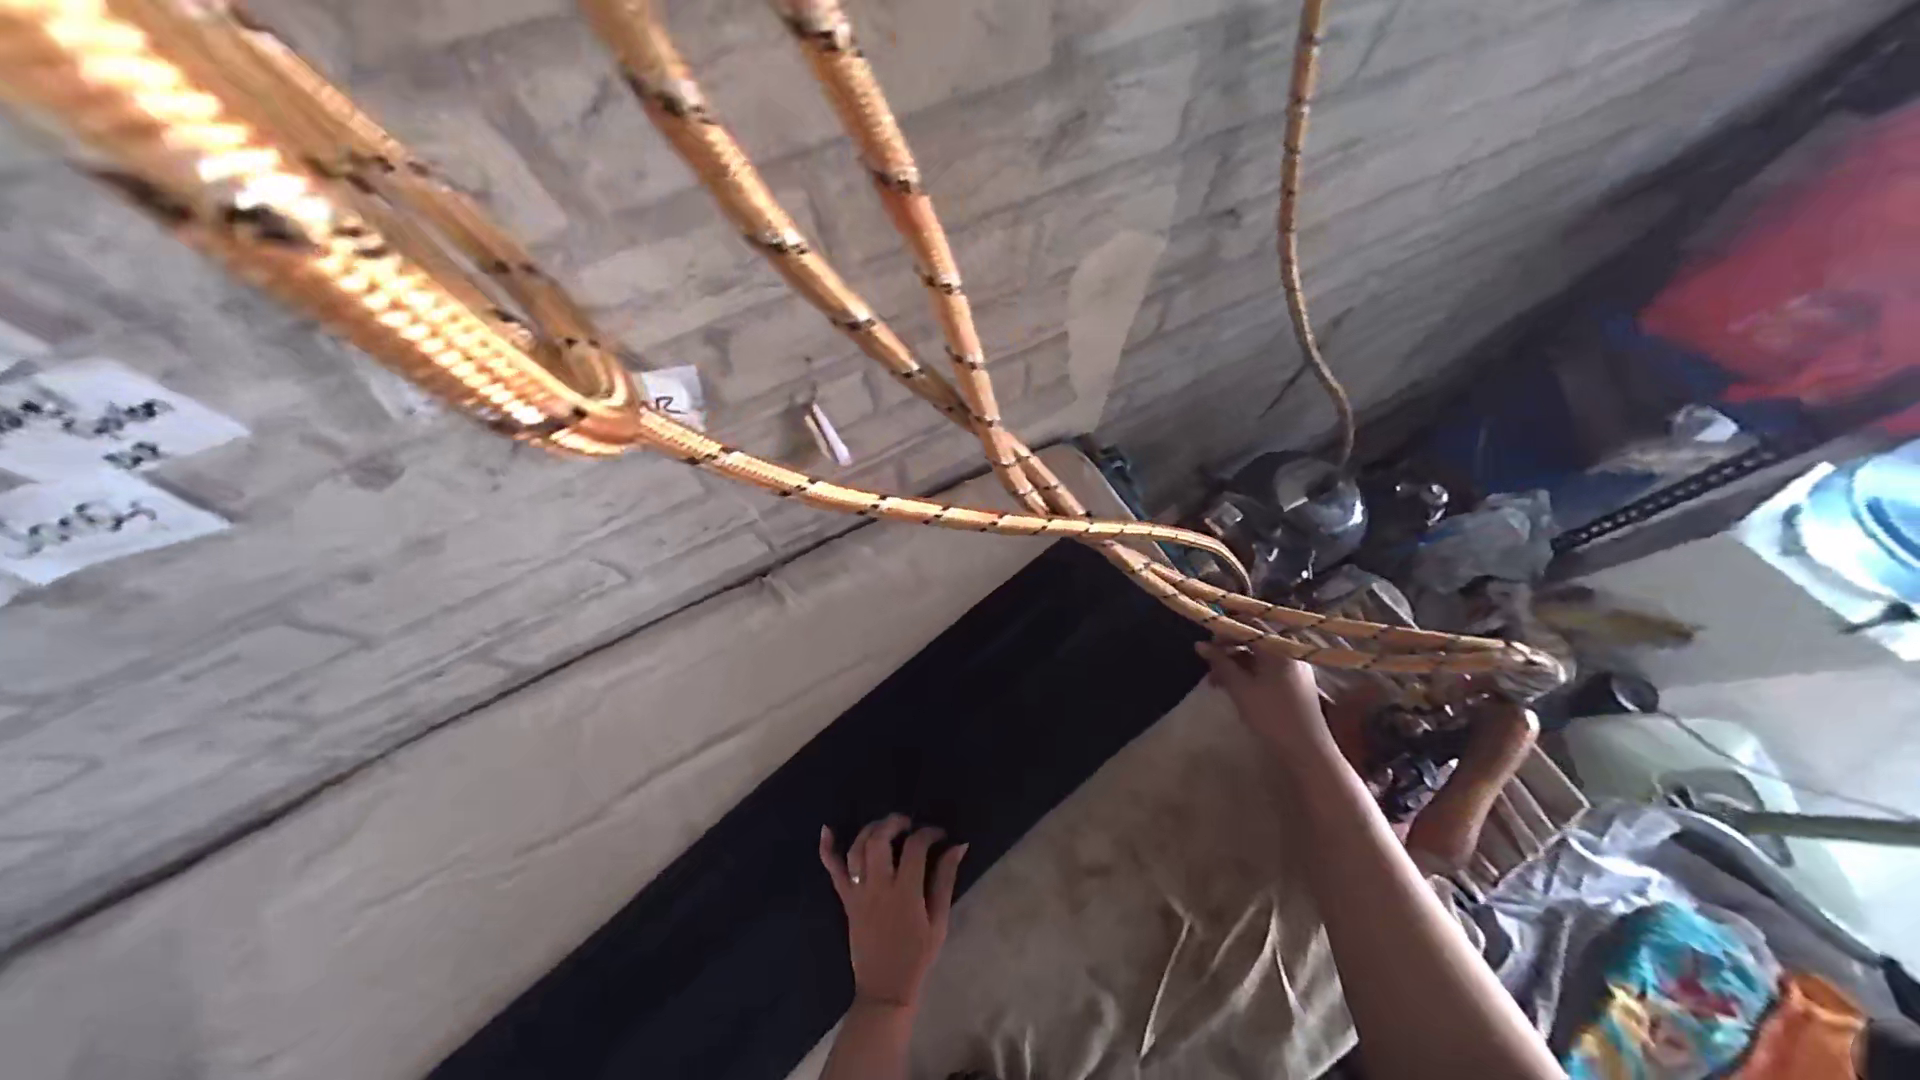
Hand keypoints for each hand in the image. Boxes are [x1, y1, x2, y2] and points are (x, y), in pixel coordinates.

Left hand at [819, 814, 967, 1010]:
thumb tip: (958, 846)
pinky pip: (833, 871)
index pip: (915, 848)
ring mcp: (858, 893)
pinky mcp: (846, 901)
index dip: (928, 833)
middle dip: (893, 823)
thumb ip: (945, 880)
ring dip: (870, 829)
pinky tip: (827, 830)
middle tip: (908, 823)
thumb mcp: (939, 921)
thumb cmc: (917, 955)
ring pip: (857, 849)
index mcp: (905, 893)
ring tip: (885, 826)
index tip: (939, 835)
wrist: (885, 988)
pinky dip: (827, 850)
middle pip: (879, 841)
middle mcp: (878, 888)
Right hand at [1195, 640, 1331, 751]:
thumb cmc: (1271, 715)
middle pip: (1254, 640)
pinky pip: (1268, 669)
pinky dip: (1249, 673)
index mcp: (1279, 647)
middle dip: (1228, 650)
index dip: (1225, 629)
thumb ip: (1220, 662)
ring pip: (1259, 656)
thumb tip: (1200, 644)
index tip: (1207, 643)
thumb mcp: (1240, 688)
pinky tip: (1235, 688)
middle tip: (1208, 665)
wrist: (1307, 750)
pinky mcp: (1296, 683)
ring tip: (1216, 683)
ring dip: (1235, 664)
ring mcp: (1295, 668)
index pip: (1249, 623)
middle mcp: (1289, 652)